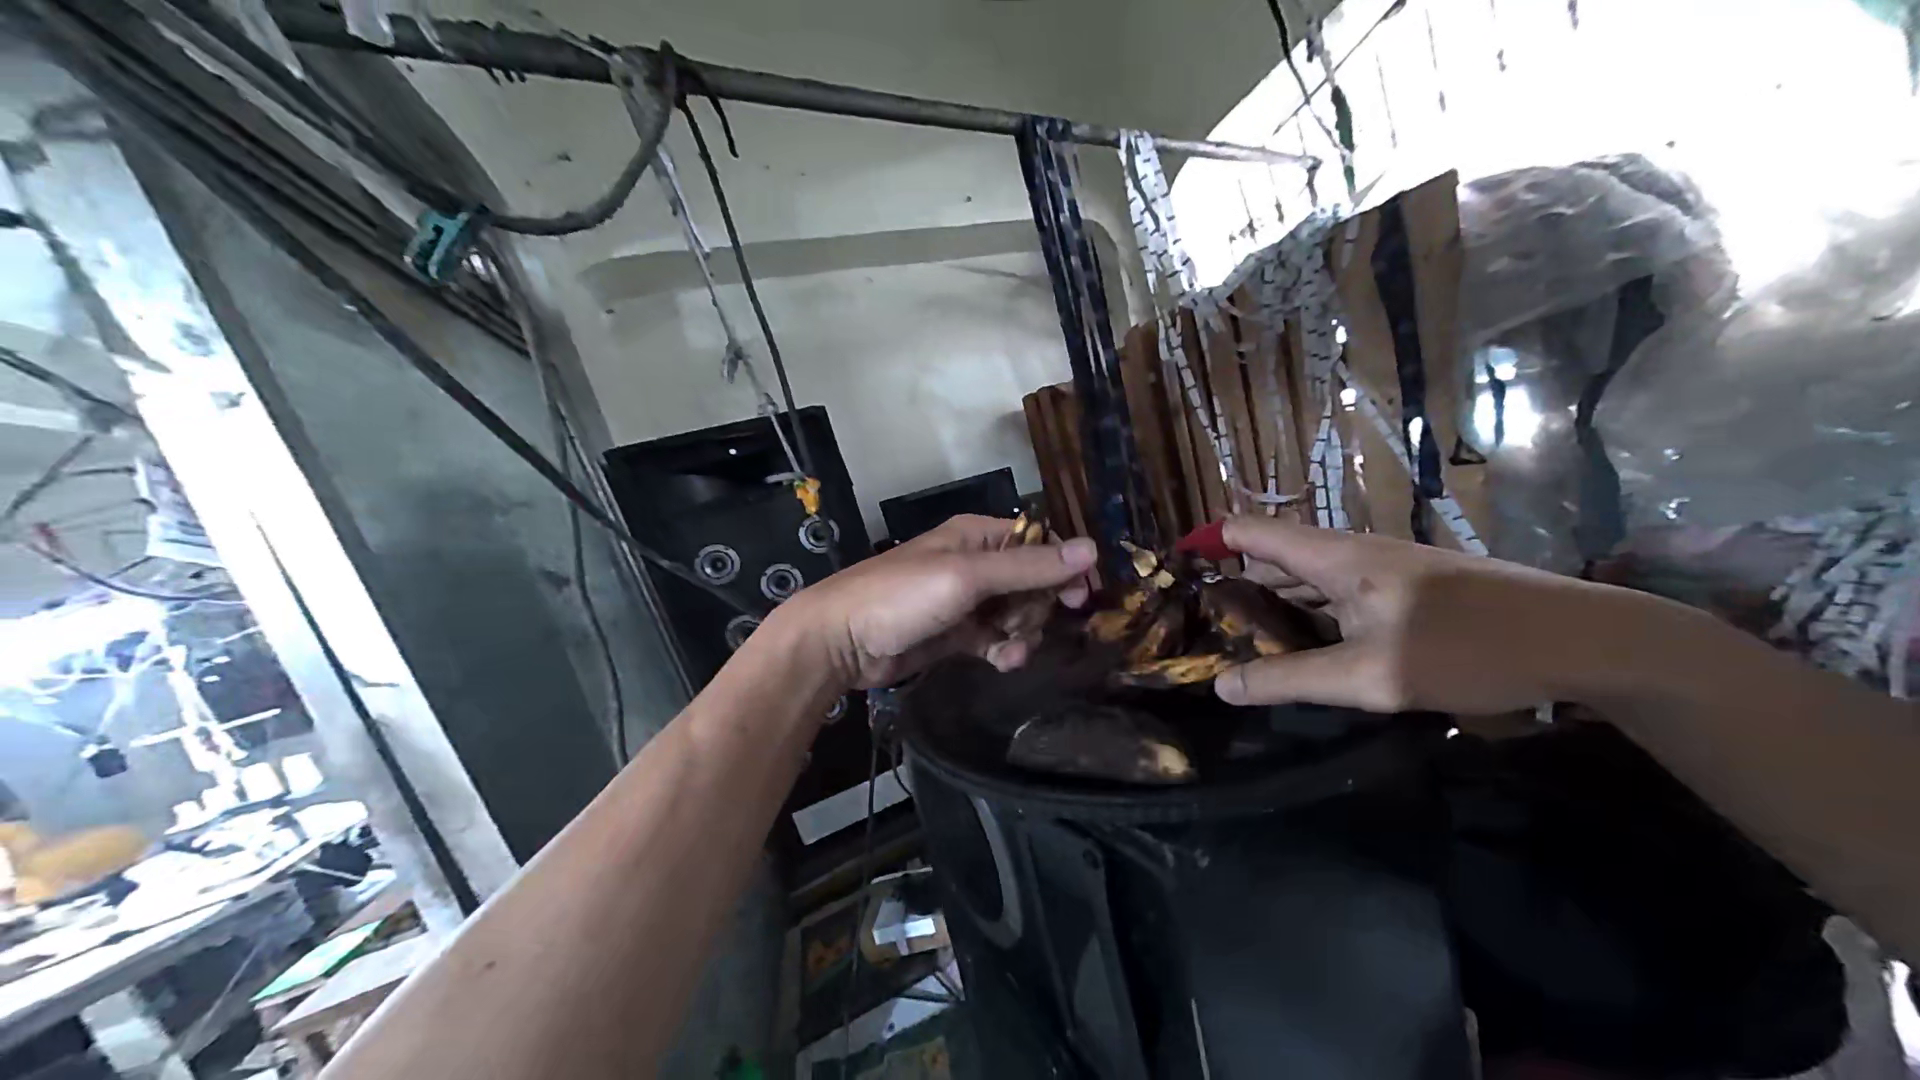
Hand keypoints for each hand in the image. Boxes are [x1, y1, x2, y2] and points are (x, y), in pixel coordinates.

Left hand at [772, 515, 1096, 689]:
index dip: (1063, 568)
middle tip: (1028, 627)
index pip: (1038, 543)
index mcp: (978, 537)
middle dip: (1038, 608)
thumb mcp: (968, 576)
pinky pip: (997, 639)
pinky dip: (1005, 650)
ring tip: (1010, 650)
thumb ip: (1028, 566)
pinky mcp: (957, 634)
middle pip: (1032, 583)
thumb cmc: (903, 596)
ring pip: (1017, 614)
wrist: (841, 640)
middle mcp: (976, 564)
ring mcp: (966, 601)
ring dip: (1023, 634)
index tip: (1081, 598)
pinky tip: (1002, 662)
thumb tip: (1091, 548)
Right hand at [1213, 516, 1678, 714]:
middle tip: (1195, 626)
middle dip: (1230, 584)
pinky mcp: (1406, 593)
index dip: (1205, 544)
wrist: (1590, 641)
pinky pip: (1336, 597)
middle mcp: (1352, 554)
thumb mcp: (1372, 675)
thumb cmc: (1472, 648)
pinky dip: (1305, 617)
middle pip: (1273, 557)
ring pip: (1305, 580)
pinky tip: (1300, 649)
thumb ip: (1290, 680)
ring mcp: (1383, 572)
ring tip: (1235, 641)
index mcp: (1335, 557)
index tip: (1171, 576)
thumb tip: (1220, 685)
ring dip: (1269, 605)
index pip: (1248, 531)